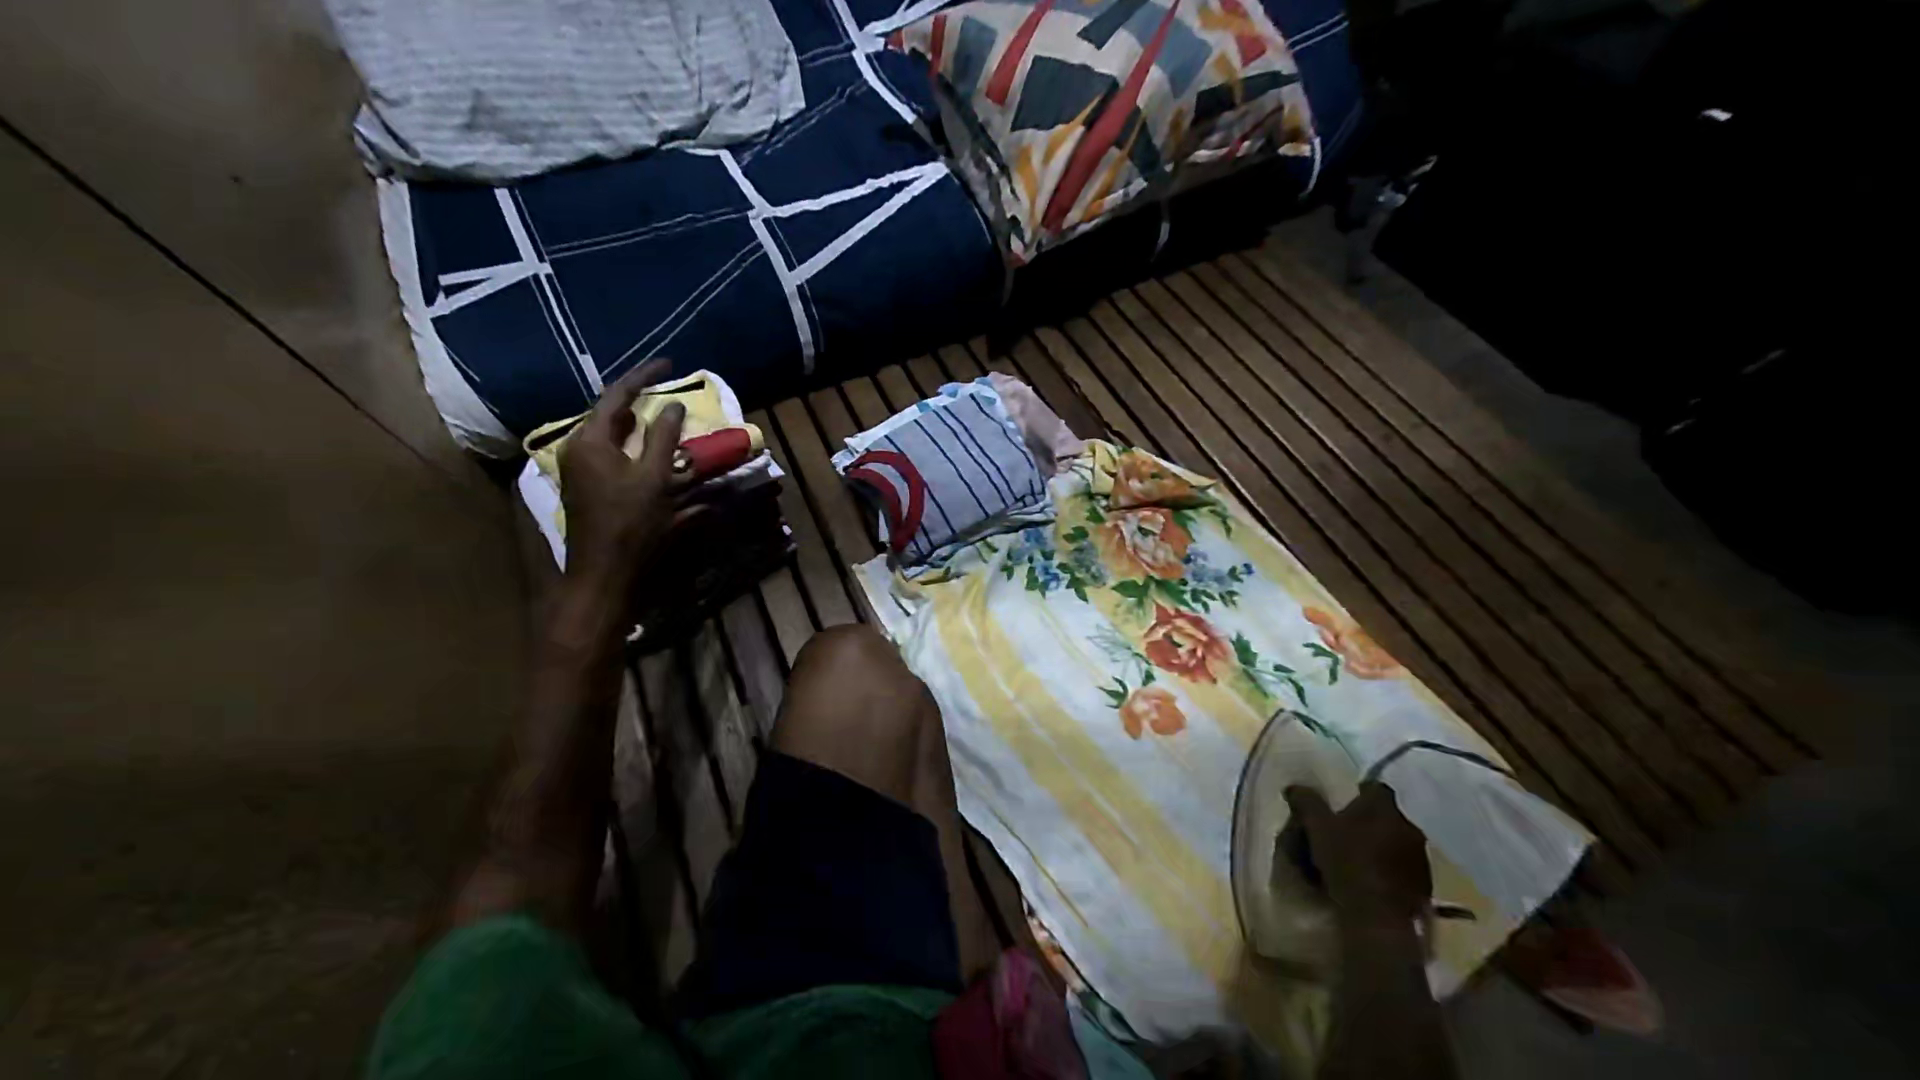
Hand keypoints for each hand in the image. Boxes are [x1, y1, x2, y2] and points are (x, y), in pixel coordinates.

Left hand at [558, 359, 689, 587]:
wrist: (603, 572)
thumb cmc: (631, 523)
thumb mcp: (655, 478)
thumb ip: (664, 438)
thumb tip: (672, 406)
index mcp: (589, 441)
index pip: (616, 395)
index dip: (644, 376)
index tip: (669, 364)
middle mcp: (577, 448)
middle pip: (610, 413)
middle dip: (639, 399)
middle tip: (667, 388)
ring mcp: (579, 468)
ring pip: (611, 433)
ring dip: (637, 423)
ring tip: (663, 415)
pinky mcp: (587, 485)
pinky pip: (611, 451)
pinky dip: (633, 444)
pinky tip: (652, 448)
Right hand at [1285, 782, 1431, 924]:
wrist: (1380, 920)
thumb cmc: (1347, 863)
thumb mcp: (1317, 828)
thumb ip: (1307, 803)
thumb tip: (1294, 787)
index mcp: (1384, 808)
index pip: (1375, 787)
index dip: (1358, 793)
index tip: (1341, 804)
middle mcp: (1409, 828)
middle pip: (1387, 816)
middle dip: (1369, 822)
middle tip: (1345, 833)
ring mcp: (1421, 859)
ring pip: (1397, 843)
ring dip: (1381, 846)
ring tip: (1357, 859)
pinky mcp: (1425, 887)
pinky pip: (1404, 869)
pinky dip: (1389, 870)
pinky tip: (1371, 881)